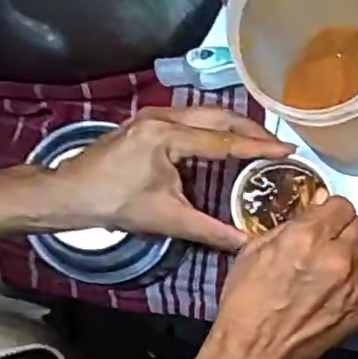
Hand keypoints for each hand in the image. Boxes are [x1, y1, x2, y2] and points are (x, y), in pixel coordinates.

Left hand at [44, 107, 292, 251]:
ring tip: (261, 141)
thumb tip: (249, 245)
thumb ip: (214, 231)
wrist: (68, 194)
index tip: (289, 149)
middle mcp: (163, 118)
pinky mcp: (150, 122)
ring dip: (236, 125)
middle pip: (220, 116)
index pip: (225, 141)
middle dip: (253, 129)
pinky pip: (194, 117)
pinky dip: (218, 126)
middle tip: (280, 144)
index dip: (260, 147)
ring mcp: (154, 116)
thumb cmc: (116, 204)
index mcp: (168, 137)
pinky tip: (229, 140)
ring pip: (207, 113)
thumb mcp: (170, 220)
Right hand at [202, 196, 357, 358]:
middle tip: (331, 240)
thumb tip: (316, 207)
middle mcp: (338, 258)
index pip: (342, 205)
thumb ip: (292, 224)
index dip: (331, 211)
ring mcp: (355, 285)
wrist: (258, 353)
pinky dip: (357, 279)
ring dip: (354, 254)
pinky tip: (336, 288)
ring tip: (332, 266)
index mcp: (308, 238)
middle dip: (346, 229)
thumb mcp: (255, 250)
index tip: (325, 218)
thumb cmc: (247, 303)